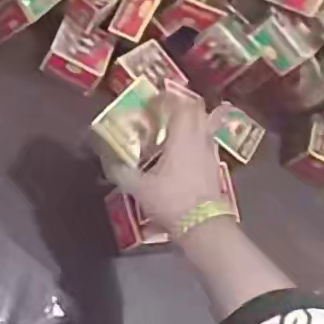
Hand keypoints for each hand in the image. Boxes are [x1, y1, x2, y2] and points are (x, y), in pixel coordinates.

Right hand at [106, 91, 227, 233]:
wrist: (202, 226)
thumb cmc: (171, 200)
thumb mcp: (138, 188)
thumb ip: (122, 172)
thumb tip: (109, 162)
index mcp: (182, 137)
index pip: (181, 105)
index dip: (167, 98)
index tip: (153, 99)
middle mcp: (200, 139)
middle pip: (197, 110)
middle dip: (181, 105)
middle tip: (163, 111)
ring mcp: (211, 153)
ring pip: (204, 125)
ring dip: (190, 122)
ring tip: (172, 130)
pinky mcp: (214, 167)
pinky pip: (206, 143)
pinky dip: (194, 140)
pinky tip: (181, 153)